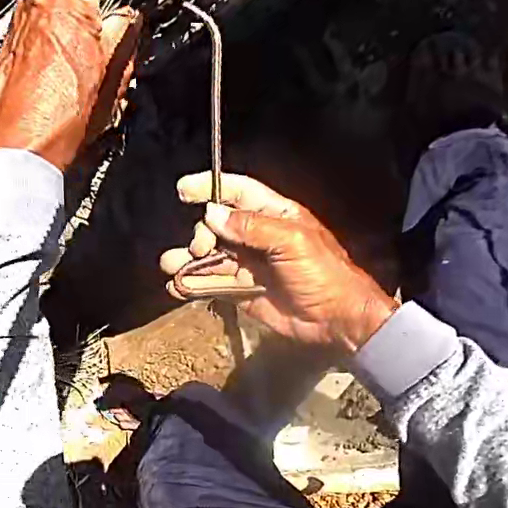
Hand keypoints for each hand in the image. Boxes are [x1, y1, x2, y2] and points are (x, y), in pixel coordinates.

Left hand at [0, 0, 144, 168]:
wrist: (22, 145)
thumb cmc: (59, 115)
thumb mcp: (116, 68)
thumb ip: (129, 28)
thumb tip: (135, 13)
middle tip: (134, 22)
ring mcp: (25, 19)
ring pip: (71, 3)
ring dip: (94, 19)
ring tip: (108, 53)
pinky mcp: (19, 40)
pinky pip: (54, 24)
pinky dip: (74, 35)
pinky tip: (84, 66)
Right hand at [159, 173, 396, 352]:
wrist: (336, 320)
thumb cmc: (325, 274)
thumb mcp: (293, 242)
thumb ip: (252, 227)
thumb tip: (213, 214)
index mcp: (275, 215)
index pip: (237, 192)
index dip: (210, 187)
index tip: (184, 190)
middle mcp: (258, 237)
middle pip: (217, 225)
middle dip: (201, 233)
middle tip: (200, 247)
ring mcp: (249, 265)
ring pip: (210, 257)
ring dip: (187, 260)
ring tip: (170, 266)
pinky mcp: (242, 291)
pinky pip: (212, 284)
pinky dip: (193, 285)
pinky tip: (177, 287)